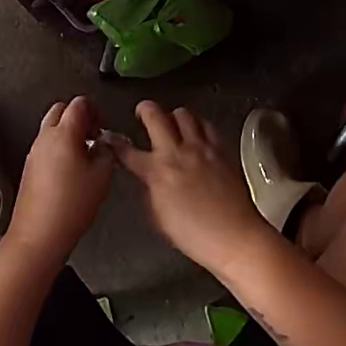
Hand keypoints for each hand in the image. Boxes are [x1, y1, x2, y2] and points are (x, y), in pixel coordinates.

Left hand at [6, 96, 112, 254]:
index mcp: (64, 134)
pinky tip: (74, 168)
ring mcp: (34, 153)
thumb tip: (105, 144)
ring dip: (69, 131)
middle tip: (96, 132)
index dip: (95, 109)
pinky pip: (46, 146)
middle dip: (80, 116)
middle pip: (61, 110)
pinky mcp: (30, 168)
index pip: (79, 104)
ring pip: (52, 128)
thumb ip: (107, 151)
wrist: (39, 234)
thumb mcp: (103, 175)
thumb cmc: (73, 204)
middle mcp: (45, 138)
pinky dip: (60, 147)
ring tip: (87, 151)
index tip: (104, 123)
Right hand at [111, 101, 275, 271]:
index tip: (113, 139)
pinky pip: (208, 125)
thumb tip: (150, 179)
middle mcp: (178, 153)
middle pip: (156, 116)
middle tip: (142, 111)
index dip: (116, 143)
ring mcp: (202, 148)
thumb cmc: (195, 234)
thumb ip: (151, 191)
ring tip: (172, 120)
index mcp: (157, 172)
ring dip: (174, 115)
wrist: (233, 235)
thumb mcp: (158, 217)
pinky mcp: (222, 149)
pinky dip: (199, 124)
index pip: (128, 151)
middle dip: (145, 109)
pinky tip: (198, 131)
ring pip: (184, 114)